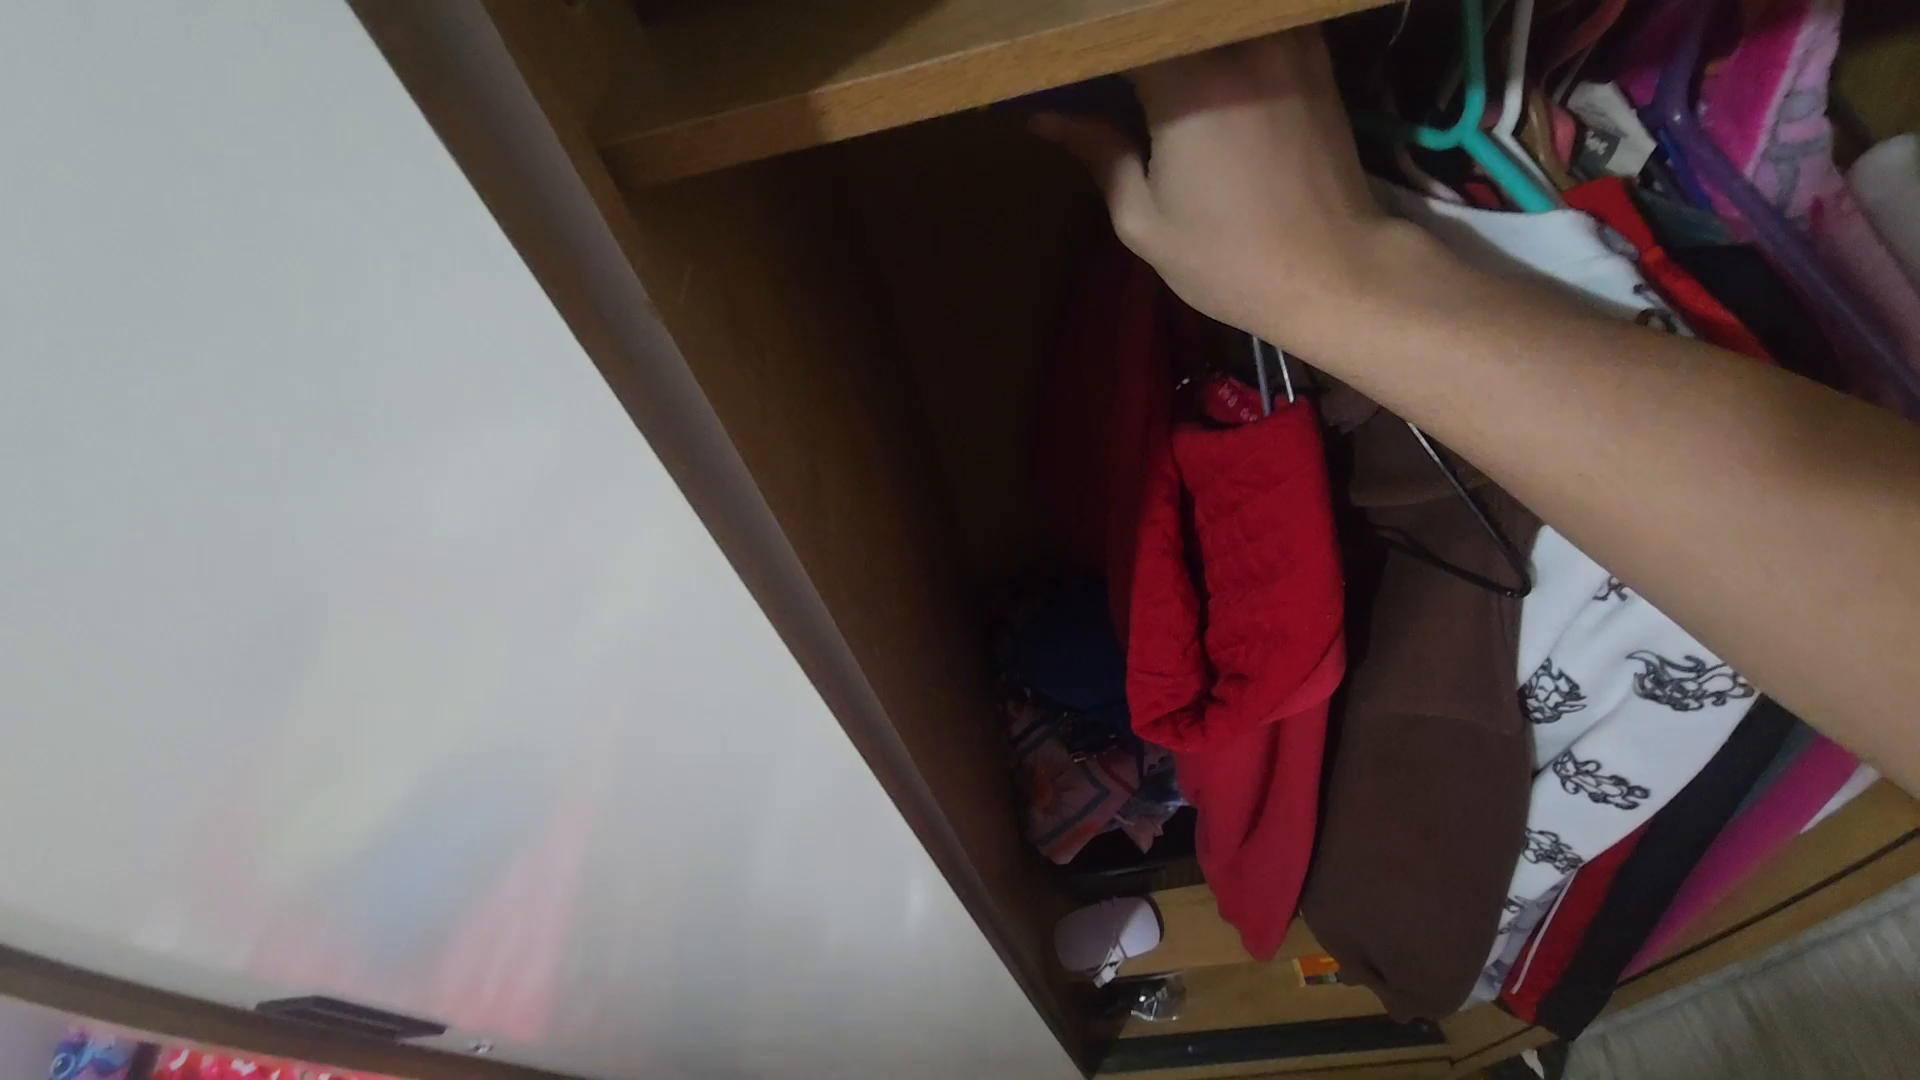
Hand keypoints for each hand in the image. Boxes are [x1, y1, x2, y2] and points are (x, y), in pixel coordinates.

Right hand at [1032, 30, 1411, 346]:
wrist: (1328, 271)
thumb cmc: (1225, 259)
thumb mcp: (1143, 221)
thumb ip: (1099, 156)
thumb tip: (1048, 119)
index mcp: (1186, 85)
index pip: (1121, 35)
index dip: (1089, 48)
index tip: (1070, 69)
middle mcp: (1237, 42)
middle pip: (1167, 14)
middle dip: (1132, 34)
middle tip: (1109, 70)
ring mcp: (1284, 39)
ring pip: (1215, 13)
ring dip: (1180, 28)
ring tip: (1152, 65)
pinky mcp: (1313, 51)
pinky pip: (1256, 18)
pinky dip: (1224, 30)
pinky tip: (1208, 63)